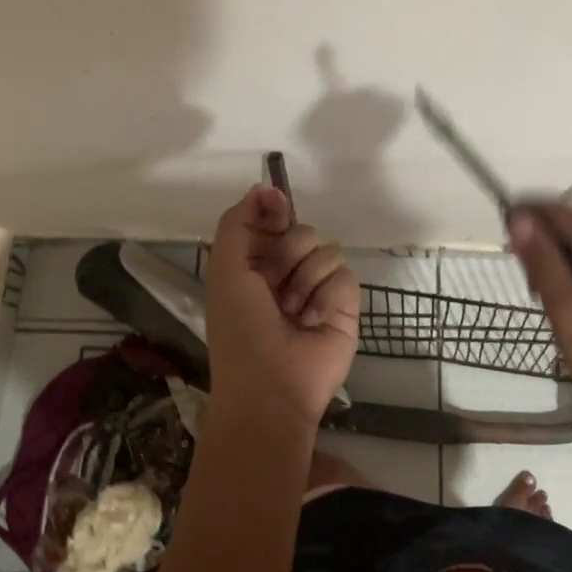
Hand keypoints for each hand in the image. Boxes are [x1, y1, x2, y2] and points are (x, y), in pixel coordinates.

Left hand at [204, 185, 360, 429]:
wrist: (271, 385)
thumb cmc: (240, 328)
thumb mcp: (225, 270)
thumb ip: (238, 222)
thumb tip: (265, 187)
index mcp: (254, 263)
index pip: (273, 220)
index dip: (275, 212)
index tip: (276, 212)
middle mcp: (287, 272)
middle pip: (303, 230)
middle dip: (289, 253)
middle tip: (275, 285)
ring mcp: (318, 288)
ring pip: (327, 249)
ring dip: (306, 279)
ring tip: (293, 311)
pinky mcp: (345, 305)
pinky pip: (346, 275)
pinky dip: (326, 296)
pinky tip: (313, 320)